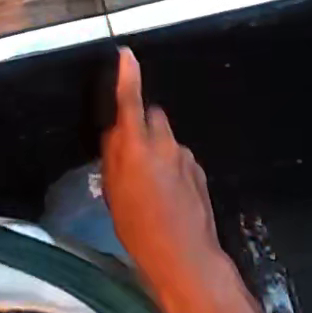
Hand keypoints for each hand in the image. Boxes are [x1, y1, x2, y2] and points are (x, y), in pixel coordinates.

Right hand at [101, 47, 228, 298]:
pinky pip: (178, 158)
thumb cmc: (138, 227)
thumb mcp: (112, 192)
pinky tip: (168, 196)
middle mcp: (164, 142)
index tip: (126, 54)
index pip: (130, 100)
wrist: (186, 258)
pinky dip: (170, 167)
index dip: (128, 75)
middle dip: (141, 126)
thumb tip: (116, 133)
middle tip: (130, 154)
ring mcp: (184, 156)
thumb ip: (113, 156)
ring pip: (165, 139)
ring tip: (149, 185)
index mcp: (137, 145)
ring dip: (156, 150)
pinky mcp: (198, 170)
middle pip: (152, 116)